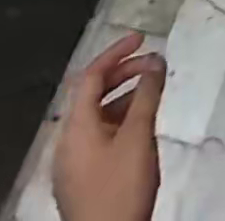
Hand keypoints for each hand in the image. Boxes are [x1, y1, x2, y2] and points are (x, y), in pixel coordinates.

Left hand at [54, 34, 165, 220]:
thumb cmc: (121, 186)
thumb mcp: (139, 136)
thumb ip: (147, 94)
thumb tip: (155, 61)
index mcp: (75, 128)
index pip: (89, 77)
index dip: (116, 53)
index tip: (143, 37)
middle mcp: (68, 141)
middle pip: (91, 94)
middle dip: (123, 72)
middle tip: (154, 63)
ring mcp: (74, 161)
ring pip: (98, 114)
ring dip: (125, 94)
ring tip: (154, 89)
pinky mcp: (84, 176)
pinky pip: (101, 133)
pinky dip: (122, 116)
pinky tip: (143, 122)